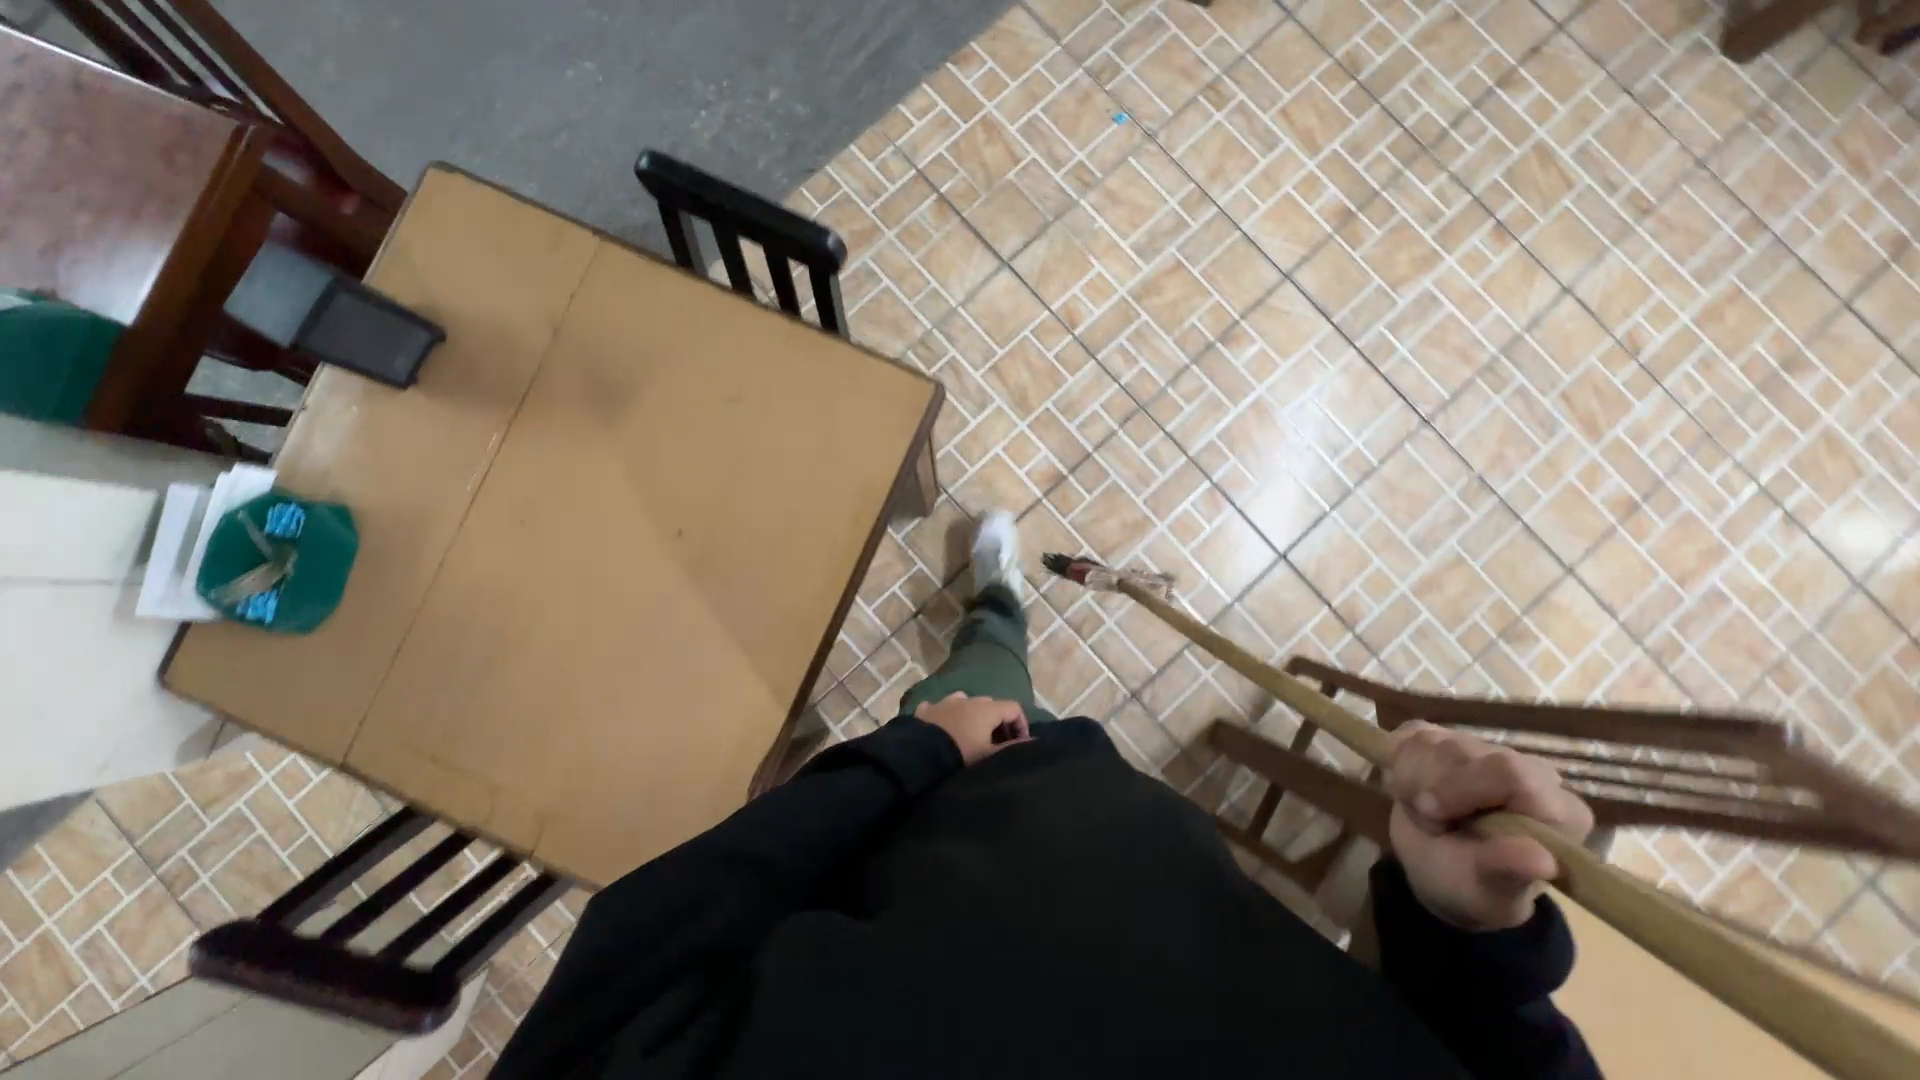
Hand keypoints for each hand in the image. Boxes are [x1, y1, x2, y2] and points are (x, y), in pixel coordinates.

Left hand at [914, 691, 1030, 764]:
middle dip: (998, 721)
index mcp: (987, 708)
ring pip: (965, 703)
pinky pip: (941, 708)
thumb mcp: (989, 754)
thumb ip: (1011, 747)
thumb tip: (1032, 742)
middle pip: (991, 705)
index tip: (1019, 743)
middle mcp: (968, 698)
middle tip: (998, 742)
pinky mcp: (927, 708)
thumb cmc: (961, 753)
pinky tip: (943, 729)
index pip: (1014, 708)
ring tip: (971, 735)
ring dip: (972, 715)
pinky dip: (947, 716)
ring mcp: (945, 701)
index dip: (1021, 724)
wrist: (920, 753)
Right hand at [1384, 722, 1594, 930]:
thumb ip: (1510, 872)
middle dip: (1427, 786)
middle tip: (1429, 823)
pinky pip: (1413, 732)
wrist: (1443, 872)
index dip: (1459, 787)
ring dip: (1410, 779)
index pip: (1508, 771)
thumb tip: (1541, 860)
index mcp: (1555, 810)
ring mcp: (1488, 751)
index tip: (1431, 816)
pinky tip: (1412, 787)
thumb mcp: (1489, 893)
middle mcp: (1528, 771)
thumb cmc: (1473, 887)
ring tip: (1423, 812)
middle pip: (1459, 750)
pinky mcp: (1454, 739)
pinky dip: (1400, 760)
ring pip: (1431, 740)